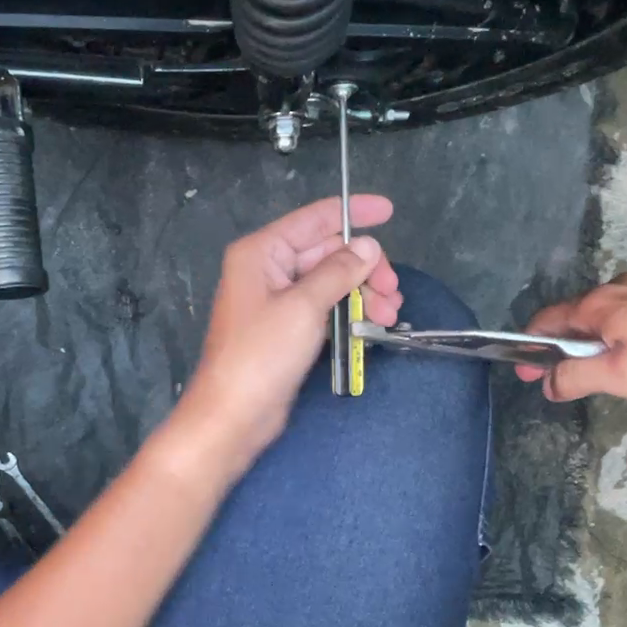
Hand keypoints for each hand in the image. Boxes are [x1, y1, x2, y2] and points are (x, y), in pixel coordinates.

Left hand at [173, 195, 400, 466]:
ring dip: (361, 294)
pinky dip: (347, 313)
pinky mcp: (285, 331)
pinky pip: (322, 309)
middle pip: (325, 252)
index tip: (390, 211)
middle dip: (364, 268)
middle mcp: (266, 270)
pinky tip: (371, 326)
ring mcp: (275, 302)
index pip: (314, 219)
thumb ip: (338, 271)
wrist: (233, 415)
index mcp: (261, 252)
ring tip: (389, 315)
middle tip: (393, 292)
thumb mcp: (303, 306)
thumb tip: (368, 246)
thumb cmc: (261, 355)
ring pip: (328, 283)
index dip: (353, 212)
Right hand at [513, 272, 626, 403]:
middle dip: (563, 346)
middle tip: (563, 379)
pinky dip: (624, 334)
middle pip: (577, 316)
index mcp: (600, 303)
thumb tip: (547, 382)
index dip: (531, 348)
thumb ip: (576, 377)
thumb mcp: (622, 376)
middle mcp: (623, 287)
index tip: (528, 375)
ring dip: (595, 340)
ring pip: (610, 314)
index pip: (546, 320)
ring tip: (602, 370)